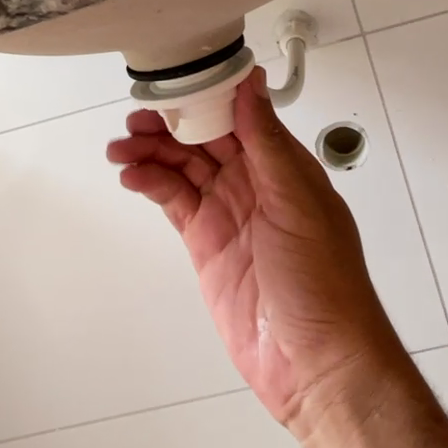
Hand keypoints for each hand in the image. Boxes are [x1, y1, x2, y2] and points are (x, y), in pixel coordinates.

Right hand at [107, 71, 447, 447]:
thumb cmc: (325, 283)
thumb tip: (253, 83)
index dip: (204, 97)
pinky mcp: (207, 244)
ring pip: (183, 168)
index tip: (174, 84)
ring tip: (122, 148)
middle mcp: (254, 183)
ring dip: (152, 152)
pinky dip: (151, 184)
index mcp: (282, 165)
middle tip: (137, 118)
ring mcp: (228, 213)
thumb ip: (267, 141)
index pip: (237, 116)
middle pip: (203, 138)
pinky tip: (133, 176)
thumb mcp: (297, 201)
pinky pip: (173, 201)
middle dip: (169, 123)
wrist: (315, 364)